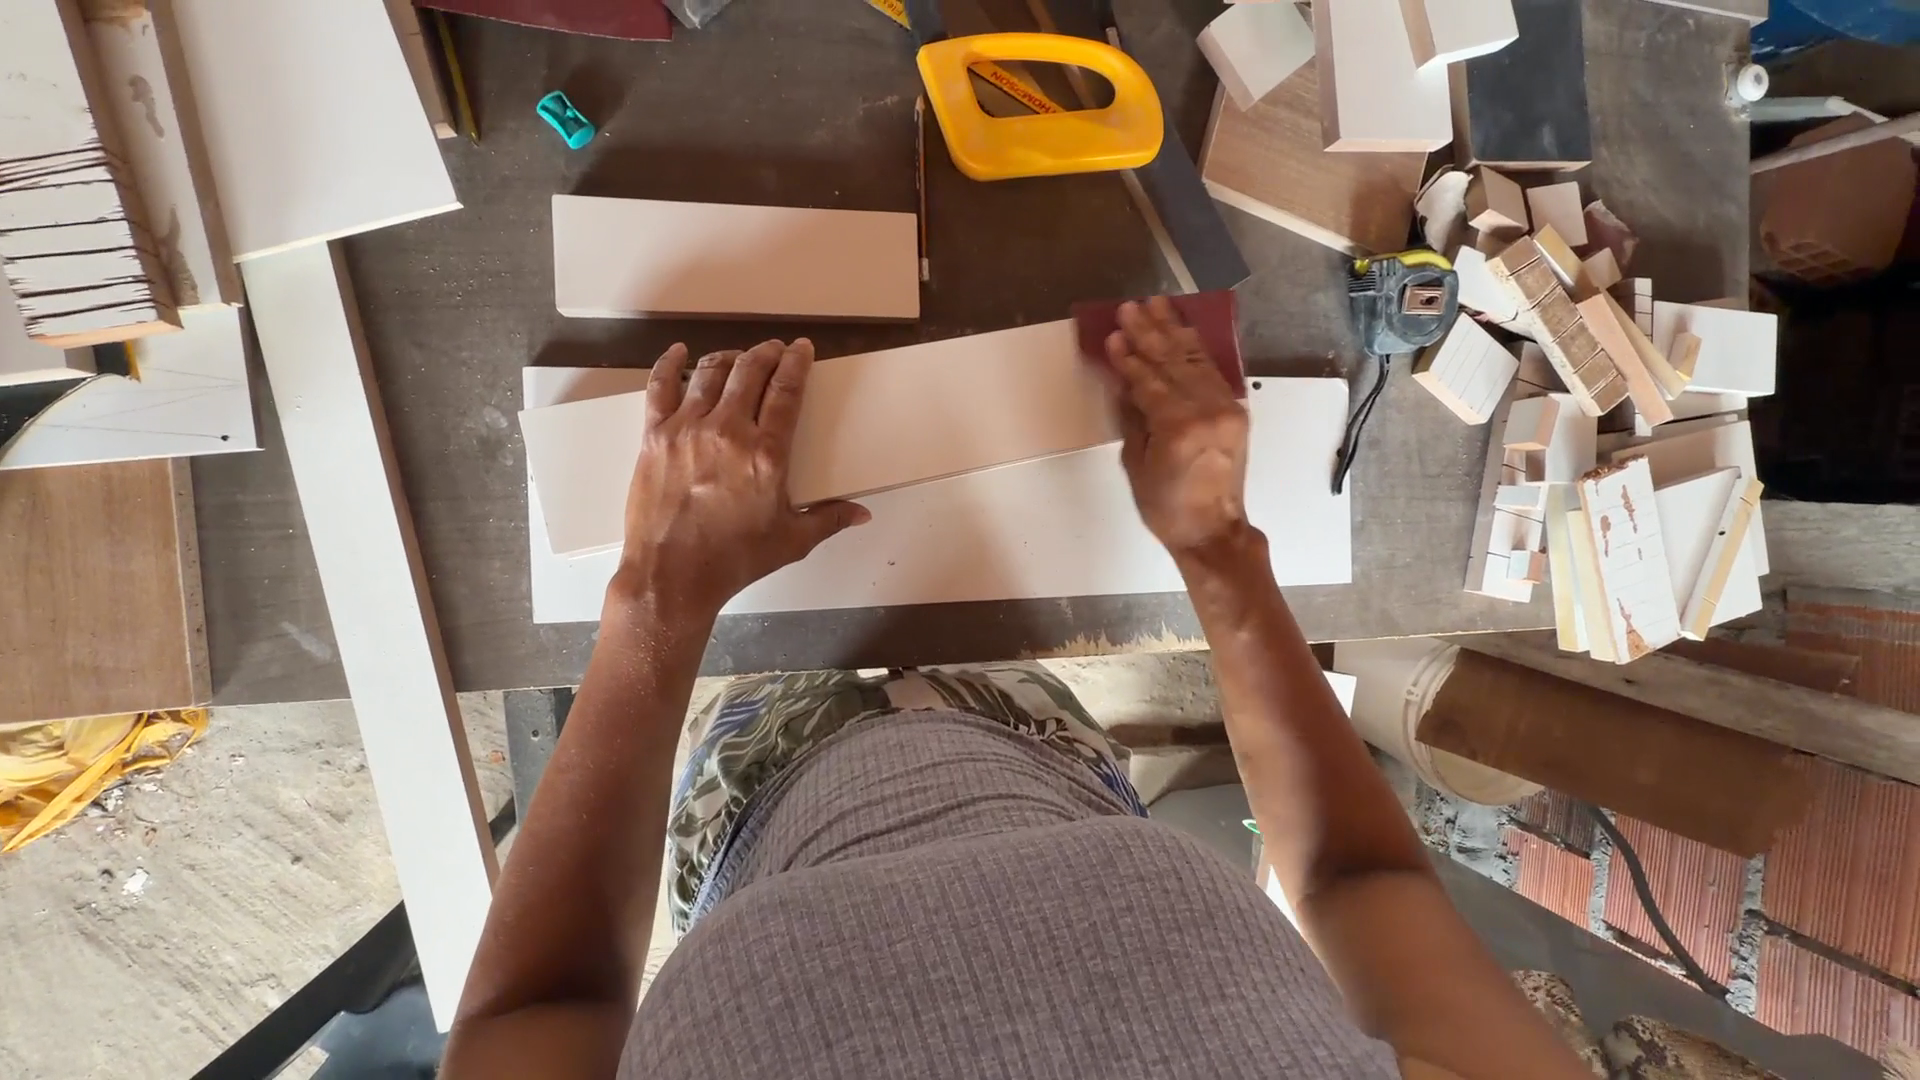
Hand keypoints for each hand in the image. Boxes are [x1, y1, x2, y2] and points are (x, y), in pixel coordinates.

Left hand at [617, 339, 868, 616]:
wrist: (673, 575)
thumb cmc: (735, 560)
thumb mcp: (792, 541)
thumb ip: (829, 519)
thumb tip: (862, 513)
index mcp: (766, 454)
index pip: (786, 392)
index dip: (796, 364)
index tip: (802, 350)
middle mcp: (728, 432)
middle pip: (750, 372)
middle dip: (766, 353)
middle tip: (774, 349)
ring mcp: (687, 430)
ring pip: (709, 373)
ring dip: (729, 357)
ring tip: (739, 356)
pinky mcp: (654, 437)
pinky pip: (659, 387)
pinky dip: (669, 364)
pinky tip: (678, 352)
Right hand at [1104, 297, 1252, 556]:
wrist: (1212, 530)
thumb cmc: (1166, 507)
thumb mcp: (1136, 464)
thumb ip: (1132, 417)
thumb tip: (1124, 380)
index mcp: (1178, 427)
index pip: (1148, 380)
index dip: (1128, 357)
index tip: (1112, 334)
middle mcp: (1207, 411)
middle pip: (1174, 361)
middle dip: (1150, 332)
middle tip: (1131, 307)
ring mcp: (1226, 408)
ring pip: (1196, 359)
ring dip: (1174, 331)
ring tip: (1157, 305)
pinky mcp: (1235, 412)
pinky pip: (1213, 371)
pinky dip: (1197, 349)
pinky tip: (1184, 331)